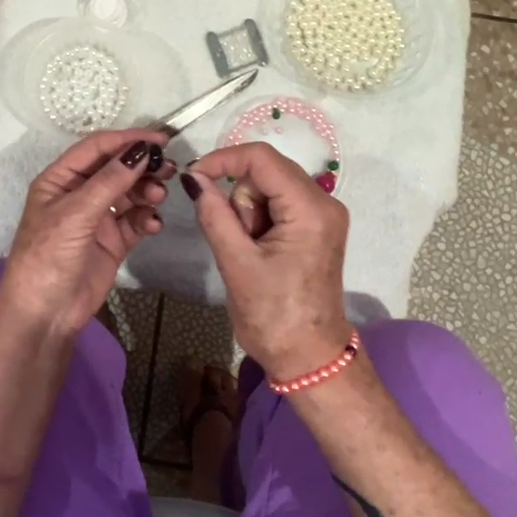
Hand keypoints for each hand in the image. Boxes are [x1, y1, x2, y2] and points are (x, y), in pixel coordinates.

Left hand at [0, 129, 171, 334]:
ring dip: (146, 191)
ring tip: (159, 197)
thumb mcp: (76, 213)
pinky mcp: (112, 241)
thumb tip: (141, 150)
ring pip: (129, 194)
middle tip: (168, 169)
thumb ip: (110, 181)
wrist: (44, 314)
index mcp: (60, 179)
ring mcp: (96, 218)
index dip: (127, 140)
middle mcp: (79, 194)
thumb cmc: (48, 256)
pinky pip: (135, 221)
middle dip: (141, 167)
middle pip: (116, 169)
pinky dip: (147, 218)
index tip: (160, 139)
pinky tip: (154, 223)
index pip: (96, 148)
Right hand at [183, 143, 351, 380]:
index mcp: (310, 209)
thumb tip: (194, 177)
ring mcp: (322, 214)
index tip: (193, 177)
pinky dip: (258, 218)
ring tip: (248, 251)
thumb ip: (214, 213)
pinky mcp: (314, 227)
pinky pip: (277, 203)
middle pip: (266, 170)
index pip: (261, 158)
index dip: (223, 159)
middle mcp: (323, 202)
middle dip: (239, 195)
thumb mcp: (236, 262)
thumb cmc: (273, 315)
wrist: (308, 357)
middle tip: (235, 236)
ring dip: (248, 210)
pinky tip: (256, 248)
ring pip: (268, 186)